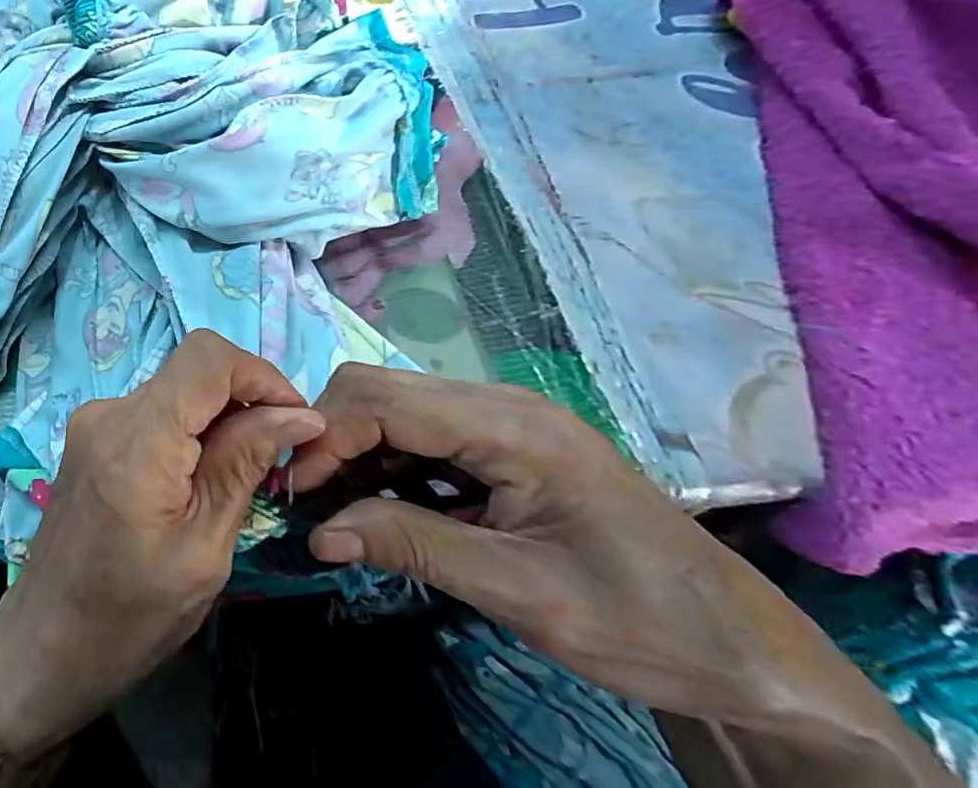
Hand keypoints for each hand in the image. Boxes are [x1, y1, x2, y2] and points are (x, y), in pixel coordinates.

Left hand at [0, 329, 322, 761]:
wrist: (49, 640)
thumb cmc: (131, 615)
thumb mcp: (204, 548)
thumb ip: (243, 465)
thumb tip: (299, 414)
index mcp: (136, 439)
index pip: (207, 358)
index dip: (262, 375)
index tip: (298, 421)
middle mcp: (108, 413)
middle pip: (192, 369)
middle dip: (247, 398)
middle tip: (281, 454)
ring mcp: (93, 421)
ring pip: (175, 389)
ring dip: (219, 416)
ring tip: (244, 473)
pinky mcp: (90, 437)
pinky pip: (153, 411)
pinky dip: (189, 429)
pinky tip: (203, 476)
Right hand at [287, 363, 952, 785]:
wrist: (743, 652)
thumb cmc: (644, 623)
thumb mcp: (522, 592)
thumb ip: (413, 547)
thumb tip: (319, 534)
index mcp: (515, 428)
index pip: (384, 401)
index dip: (325, 438)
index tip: (296, 493)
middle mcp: (501, 404)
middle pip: (377, 387)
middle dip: (328, 434)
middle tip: (310, 498)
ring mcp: (500, 418)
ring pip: (389, 403)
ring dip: (351, 447)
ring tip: (340, 506)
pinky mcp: (498, 440)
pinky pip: (415, 430)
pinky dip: (381, 460)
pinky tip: (383, 503)